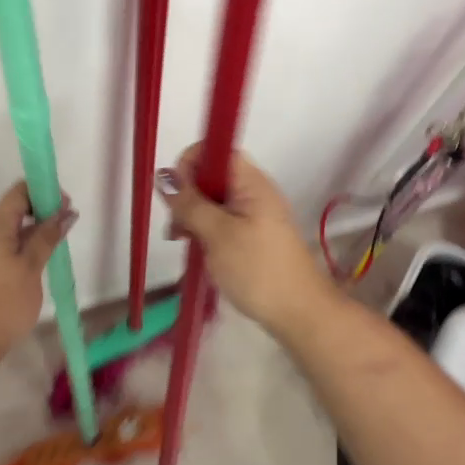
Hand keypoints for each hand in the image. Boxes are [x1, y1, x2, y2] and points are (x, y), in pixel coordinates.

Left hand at [0, 183, 75, 355]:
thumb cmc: (5, 300)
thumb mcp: (31, 266)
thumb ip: (48, 236)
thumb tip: (66, 213)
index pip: (19, 192)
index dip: (43, 191)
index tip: (66, 204)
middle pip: (15, 207)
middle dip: (42, 209)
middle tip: (67, 221)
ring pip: (12, 227)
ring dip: (36, 227)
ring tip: (59, 239)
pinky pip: (8, 243)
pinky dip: (26, 243)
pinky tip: (43, 255)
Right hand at [157, 146, 336, 339]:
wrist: (300, 314)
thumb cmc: (257, 270)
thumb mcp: (217, 235)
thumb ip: (190, 204)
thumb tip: (164, 176)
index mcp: (251, 182)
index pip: (216, 150)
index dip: (190, 163)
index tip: (176, 194)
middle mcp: (254, 191)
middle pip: (212, 175)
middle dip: (187, 194)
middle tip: (177, 227)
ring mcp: (255, 214)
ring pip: (214, 200)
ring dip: (193, 215)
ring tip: (182, 242)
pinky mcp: (253, 236)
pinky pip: (222, 221)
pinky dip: (205, 230)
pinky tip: (197, 251)